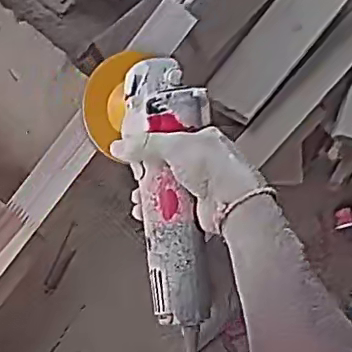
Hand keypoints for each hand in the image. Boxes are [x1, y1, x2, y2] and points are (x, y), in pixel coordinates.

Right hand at [111, 126, 268, 235]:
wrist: (232, 204)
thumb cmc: (217, 168)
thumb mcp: (174, 146)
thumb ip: (144, 145)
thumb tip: (120, 146)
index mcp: (203, 139)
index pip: (172, 137)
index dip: (152, 144)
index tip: (136, 150)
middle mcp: (203, 163)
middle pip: (166, 166)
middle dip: (147, 174)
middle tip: (137, 176)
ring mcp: (200, 188)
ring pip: (166, 190)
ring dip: (149, 196)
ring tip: (139, 198)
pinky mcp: (195, 210)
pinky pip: (170, 211)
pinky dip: (157, 213)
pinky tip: (148, 213)